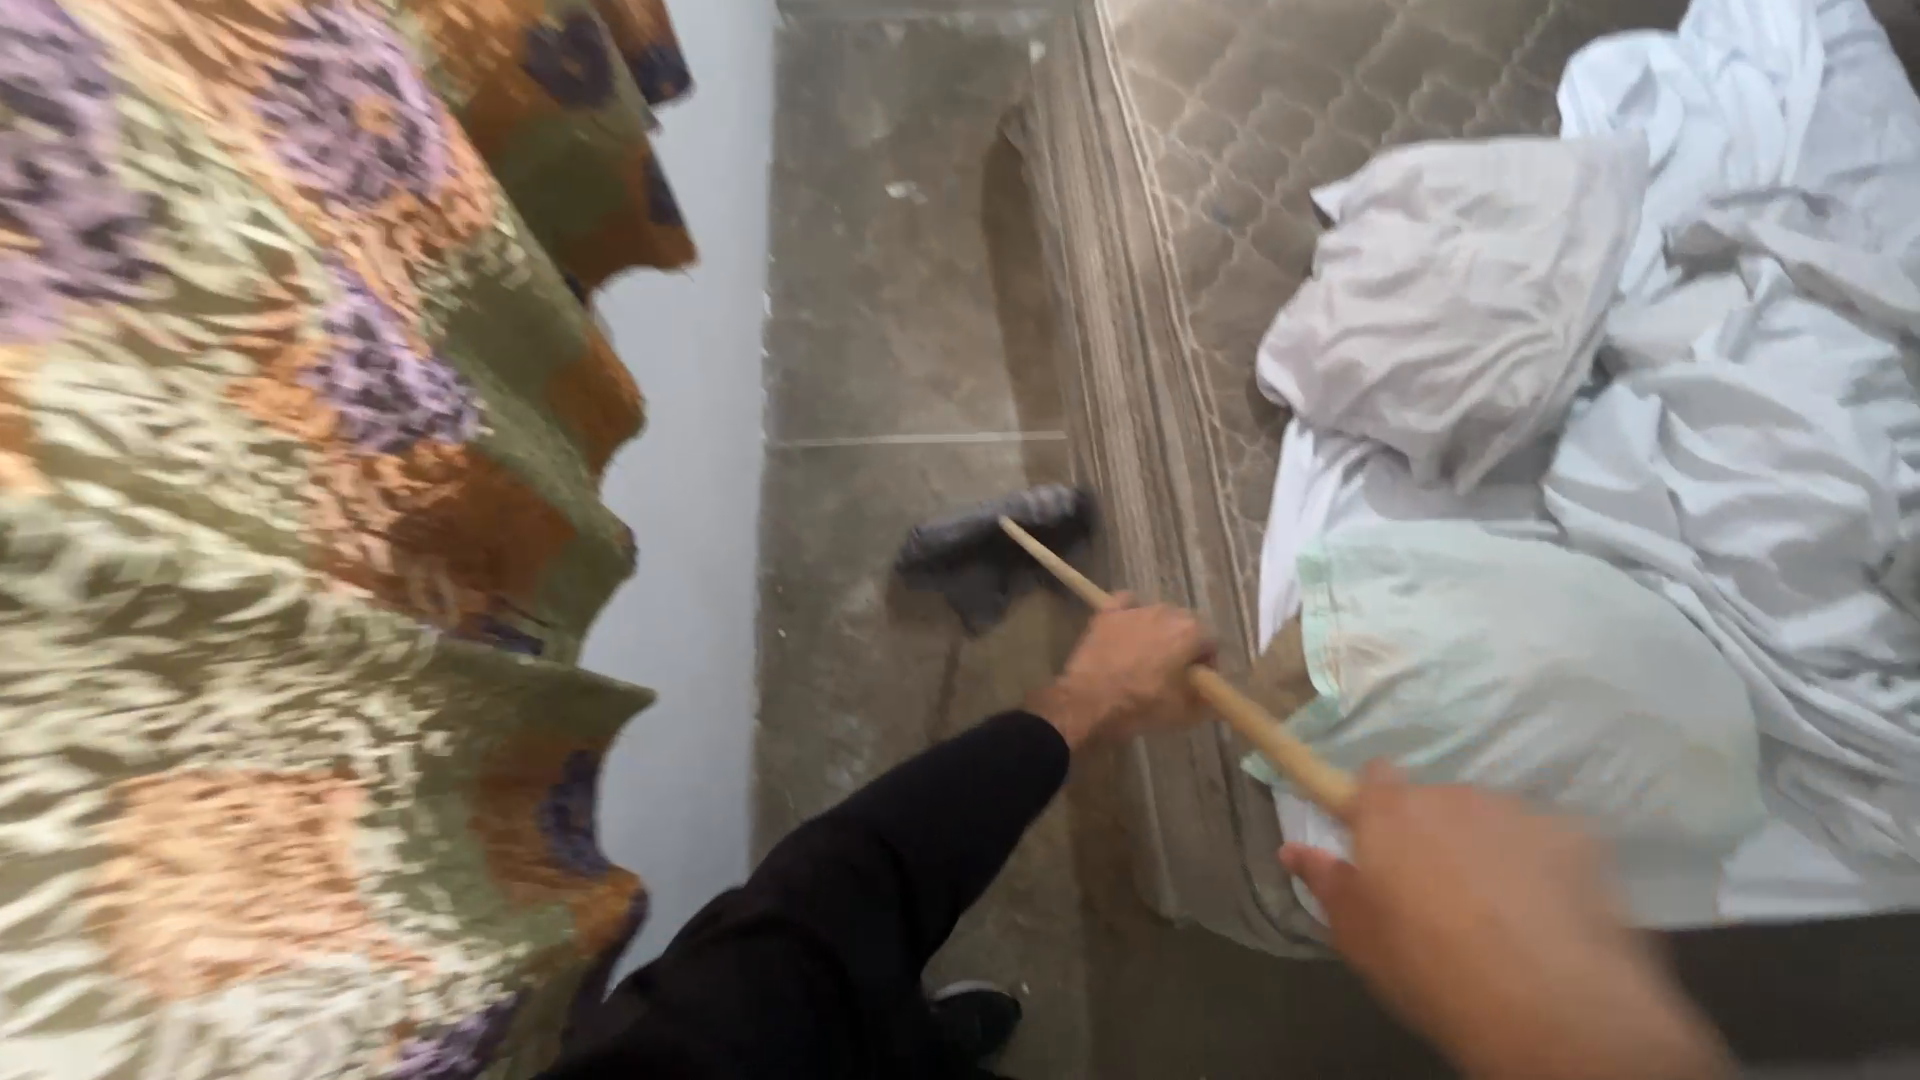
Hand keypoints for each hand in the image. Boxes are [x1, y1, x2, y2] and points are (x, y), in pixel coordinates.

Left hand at [1026, 596, 1213, 749]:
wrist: (1091, 702)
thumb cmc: (1143, 706)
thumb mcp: (1186, 714)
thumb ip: (1208, 702)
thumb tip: (1213, 698)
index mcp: (1191, 632)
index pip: (1211, 643)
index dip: (1205, 664)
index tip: (1195, 682)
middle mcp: (1166, 612)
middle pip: (1184, 625)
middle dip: (1182, 645)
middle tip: (1171, 671)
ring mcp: (1134, 610)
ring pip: (1156, 615)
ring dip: (1157, 631)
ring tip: (1145, 656)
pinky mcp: (1107, 613)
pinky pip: (1125, 603)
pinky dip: (1129, 612)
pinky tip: (1126, 629)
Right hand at [1282, 764, 1732, 1079]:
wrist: (1550, 1015)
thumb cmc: (1428, 968)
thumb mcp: (1357, 934)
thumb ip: (1324, 880)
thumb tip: (1291, 848)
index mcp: (1389, 812)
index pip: (1376, 774)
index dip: (1376, 803)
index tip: (1377, 839)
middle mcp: (1449, 797)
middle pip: (1434, 800)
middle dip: (1433, 833)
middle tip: (1436, 890)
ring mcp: (1517, 815)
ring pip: (1490, 821)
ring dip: (1485, 847)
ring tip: (1497, 909)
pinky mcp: (1576, 842)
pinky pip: (1546, 843)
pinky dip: (1539, 868)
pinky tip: (1543, 916)